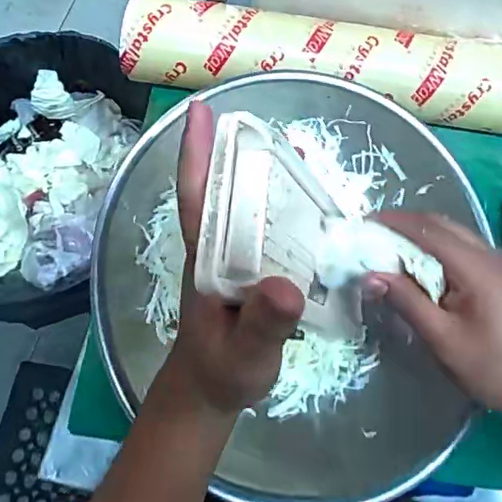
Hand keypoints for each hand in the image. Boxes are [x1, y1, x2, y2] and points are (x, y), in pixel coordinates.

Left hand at [153, 100, 303, 421]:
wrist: (211, 390)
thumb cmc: (222, 370)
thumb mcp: (245, 352)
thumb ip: (262, 323)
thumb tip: (287, 287)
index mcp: (206, 256)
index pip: (196, 195)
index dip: (196, 152)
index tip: (199, 111)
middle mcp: (215, 246)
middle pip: (221, 187)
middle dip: (233, 149)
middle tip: (261, 122)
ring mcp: (230, 255)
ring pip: (242, 203)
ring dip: (260, 173)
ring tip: (290, 150)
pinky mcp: (247, 267)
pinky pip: (262, 226)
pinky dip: (279, 206)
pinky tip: (305, 201)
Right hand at [364, 211, 501, 428]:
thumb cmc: (495, 369)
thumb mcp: (443, 340)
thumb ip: (407, 302)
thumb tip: (370, 274)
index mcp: (475, 267)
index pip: (428, 230)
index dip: (394, 222)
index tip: (363, 224)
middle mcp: (488, 256)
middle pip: (441, 224)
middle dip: (405, 223)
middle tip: (373, 233)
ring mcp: (498, 265)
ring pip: (453, 233)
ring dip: (421, 233)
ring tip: (391, 246)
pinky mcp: (501, 277)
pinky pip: (462, 247)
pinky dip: (437, 245)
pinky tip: (423, 265)